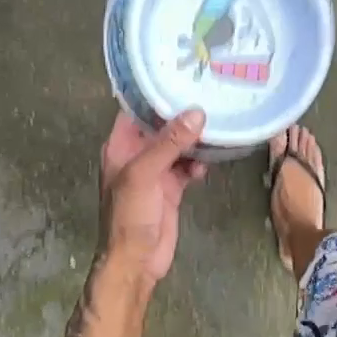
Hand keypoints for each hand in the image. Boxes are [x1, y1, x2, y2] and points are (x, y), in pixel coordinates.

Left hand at [98, 108, 207, 285]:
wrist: (136, 261)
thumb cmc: (129, 216)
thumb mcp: (145, 174)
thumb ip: (168, 143)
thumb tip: (196, 113)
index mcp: (120, 146)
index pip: (136, 110)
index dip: (156, 93)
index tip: (183, 75)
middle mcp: (136, 154)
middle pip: (161, 126)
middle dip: (182, 115)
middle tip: (211, 96)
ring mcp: (154, 172)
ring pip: (177, 146)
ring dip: (194, 140)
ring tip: (215, 128)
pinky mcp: (170, 188)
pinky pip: (186, 166)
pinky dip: (197, 163)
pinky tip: (209, 162)